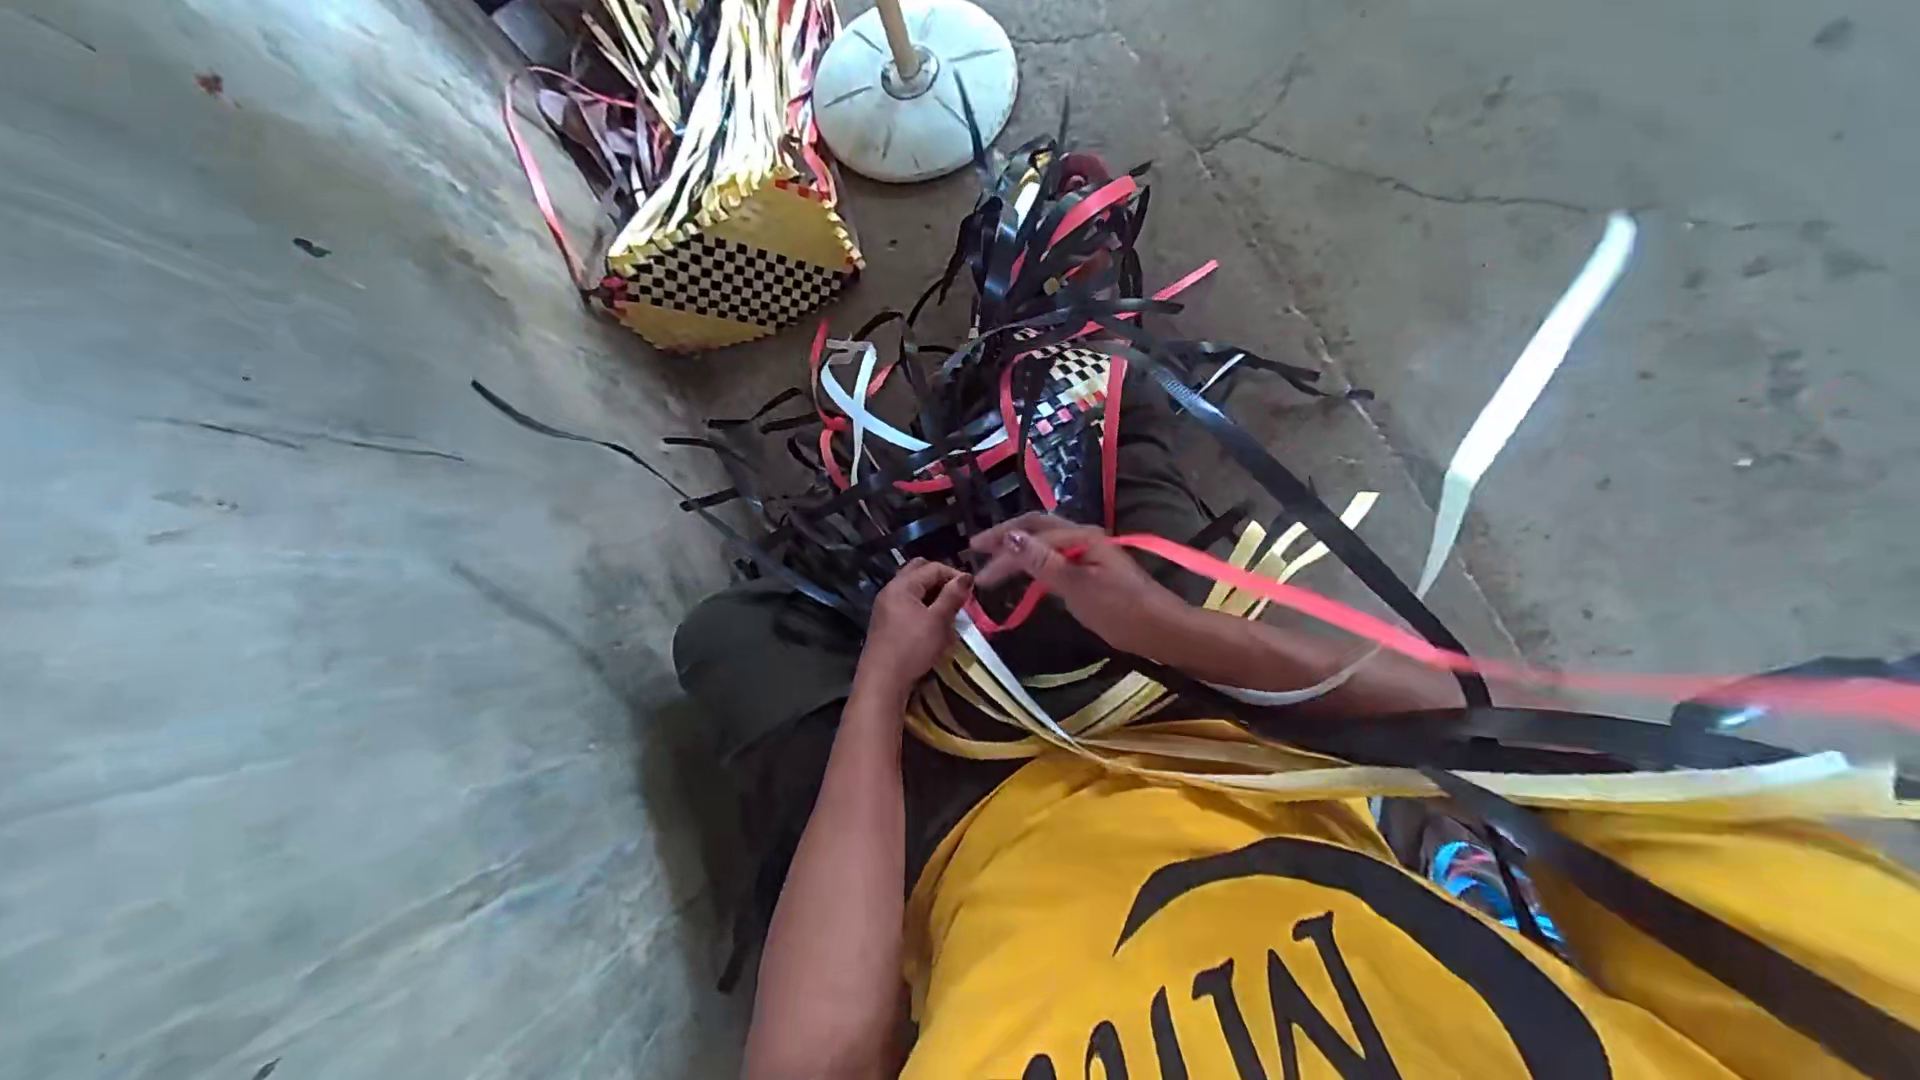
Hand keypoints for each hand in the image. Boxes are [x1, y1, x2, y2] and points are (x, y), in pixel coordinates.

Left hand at [855, 558, 973, 697]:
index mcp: (902, 585)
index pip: (933, 567)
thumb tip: (966, 577)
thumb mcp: (938, 621)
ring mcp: (886, 605)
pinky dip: (923, 606)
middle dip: (941, 580)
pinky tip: (933, 622)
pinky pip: (908, 603)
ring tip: (949, 610)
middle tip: (958, 595)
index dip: (955, 574)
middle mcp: (891, 590)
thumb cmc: (912, 648)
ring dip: (933, 594)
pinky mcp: (886, 621)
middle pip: (919, 572)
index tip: (971, 591)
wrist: (882, 681)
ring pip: (914, 589)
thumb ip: (952, 596)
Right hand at [968, 514, 1188, 657]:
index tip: (979, 575)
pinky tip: (1025, 570)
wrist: (1161, 630)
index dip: (1002, 553)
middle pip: (1037, 527)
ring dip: (1019, 546)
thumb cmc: (1120, 610)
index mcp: (1080, 536)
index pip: (1031, 537)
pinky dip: (1034, 559)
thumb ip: (1042, 562)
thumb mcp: (1077, 588)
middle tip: (976, 547)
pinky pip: (1055, 555)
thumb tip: (1010, 538)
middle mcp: (1084, 536)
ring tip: (994, 557)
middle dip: (1006, 536)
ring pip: (1045, 540)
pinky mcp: (1092, 568)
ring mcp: (1089, 551)